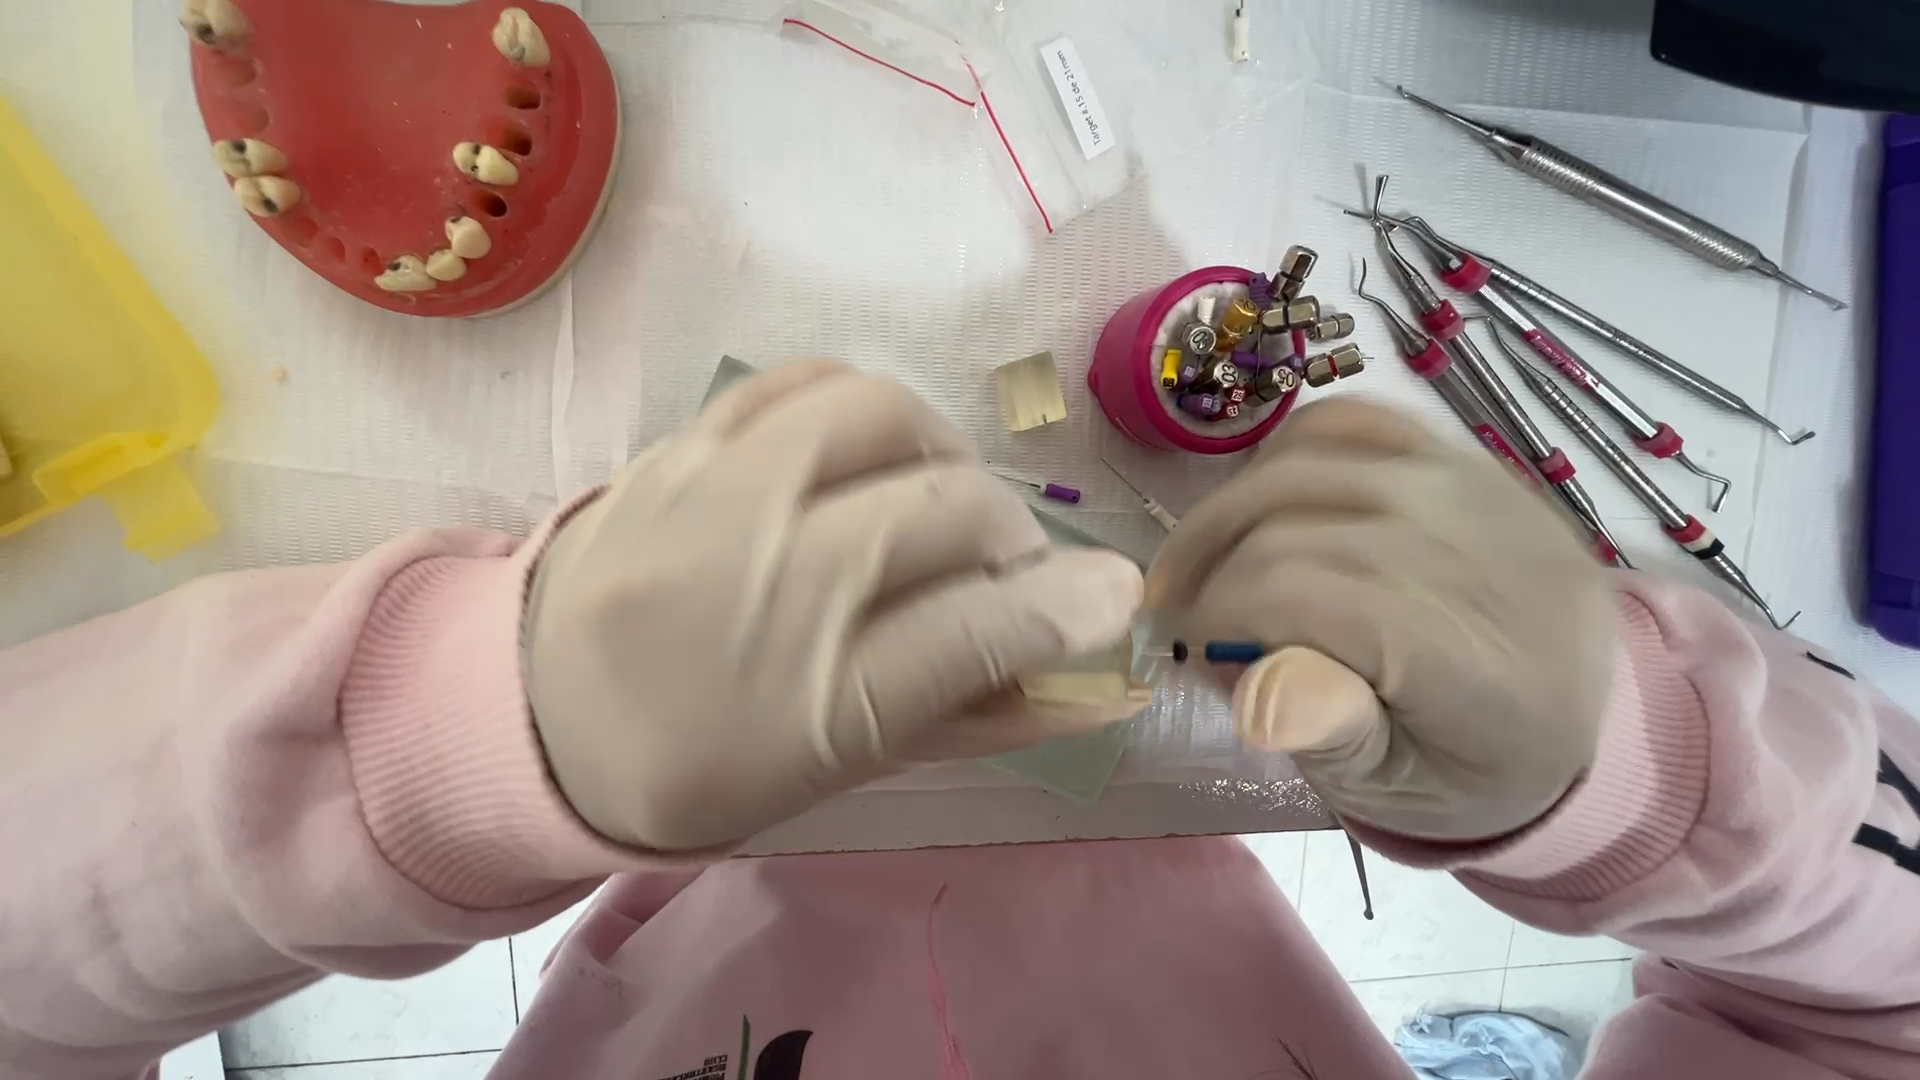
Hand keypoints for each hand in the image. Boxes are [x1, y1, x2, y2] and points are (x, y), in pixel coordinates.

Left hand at [524, 360, 1142, 850]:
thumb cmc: (698, 768)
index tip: (1112, 595)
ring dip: (940, 454)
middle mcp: (770, 584)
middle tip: (999, 566)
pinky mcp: (679, 447)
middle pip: (946, 513)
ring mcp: (715, 499)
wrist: (526, 716)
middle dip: (1008, 537)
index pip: (980, 633)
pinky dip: (858, 407)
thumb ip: (969, 717)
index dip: (1069, 607)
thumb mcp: (839, 770)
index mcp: (812, 703)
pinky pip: (797, 383)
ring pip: (880, 418)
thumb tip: (1087, 676)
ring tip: (930, 494)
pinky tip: (862, 451)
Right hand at [1145, 399, 1615, 840]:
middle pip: (1290, 525)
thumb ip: (1333, 736)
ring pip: (1304, 463)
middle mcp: (1481, 552)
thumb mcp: (1395, 786)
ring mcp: (1475, 489)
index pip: (1302, 592)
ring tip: (1203, 556)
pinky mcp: (1462, 457)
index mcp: (1474, 658)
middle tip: (1180, 612)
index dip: (1219, 611)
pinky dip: (1283, 452)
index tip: (1188, 648)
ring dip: (1227, 508)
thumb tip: (1256, 698)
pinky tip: (1261, 499)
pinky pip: (1349, 422)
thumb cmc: (1462, 766)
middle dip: (1208, 566)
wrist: (1571, 715)